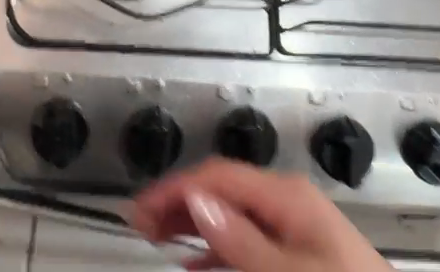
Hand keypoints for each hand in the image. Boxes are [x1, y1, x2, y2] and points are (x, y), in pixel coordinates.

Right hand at [132, 160, 391, 271]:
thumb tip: (196, 201)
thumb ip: (240, 238)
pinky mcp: (301, 250)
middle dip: (179, 201)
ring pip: (232, 214)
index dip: (174, 187)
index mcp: (287, 195)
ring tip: (158, 240)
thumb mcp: (286, 270)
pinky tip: (198, 263)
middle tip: (139, 223)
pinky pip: (247, 237)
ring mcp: (296, 225)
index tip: (138, 209)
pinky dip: (217, 246)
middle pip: (222, 189)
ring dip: (193, 224)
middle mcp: (290, 201)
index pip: (217, 176)